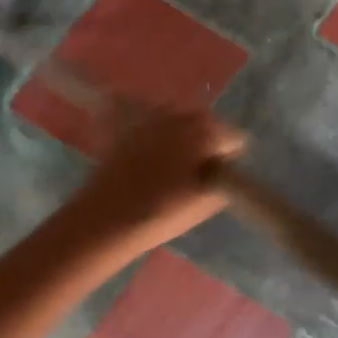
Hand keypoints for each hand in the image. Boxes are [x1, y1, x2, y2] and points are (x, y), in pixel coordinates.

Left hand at [64, 108, 245, 255]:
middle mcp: (184, 116)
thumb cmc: (160, 213)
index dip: (228, 159)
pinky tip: (148, 157)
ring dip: (183, 136)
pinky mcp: (127, 126)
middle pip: (209, 123)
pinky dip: (156, 134)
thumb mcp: (207, 203)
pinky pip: (153, 123)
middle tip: (194, 173)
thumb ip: (229, 179)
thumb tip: (228, 169)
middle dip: (207, 142)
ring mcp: (153, 118)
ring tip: (170, 165)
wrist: (101, 221)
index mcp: (209, 131)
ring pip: (181, 120)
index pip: (235, 138)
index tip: (217, 178)